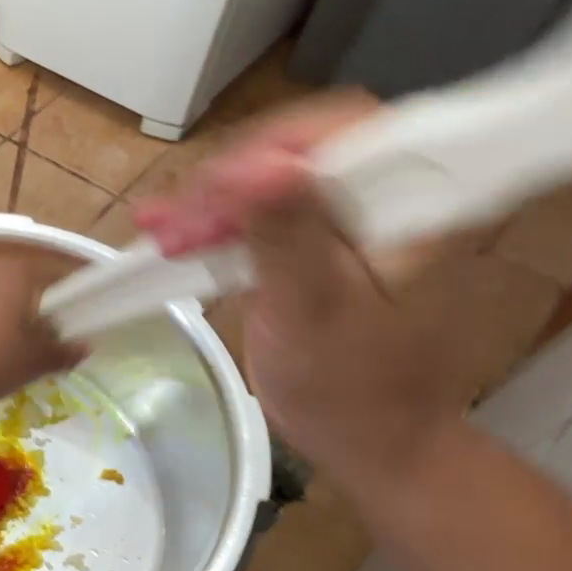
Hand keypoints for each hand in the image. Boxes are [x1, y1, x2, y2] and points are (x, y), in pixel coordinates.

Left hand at [0, 255, 85, 411]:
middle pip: (27, 282)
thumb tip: (83, 346)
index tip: (82, 323)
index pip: (60, 276)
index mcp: (19, 270)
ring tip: (14, 347)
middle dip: (41, 307)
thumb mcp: (33, 363)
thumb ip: (63, 351)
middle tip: (49, 339)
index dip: (75, 300)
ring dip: (10, 314)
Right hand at [133, 95, 468, 491]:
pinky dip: (210, 222)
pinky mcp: (309, 243)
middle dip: (230, 180)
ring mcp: (342, 220)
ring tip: (158, 229)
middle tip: (177, 223)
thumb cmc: (349, 387)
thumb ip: (290, 235)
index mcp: (413, 204)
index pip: (348, 131)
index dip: (275, 147)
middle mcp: (383, 198)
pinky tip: (164, 230)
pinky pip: (256, 215)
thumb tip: (260, 165)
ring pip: (268, 181)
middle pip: (297, 151)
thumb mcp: (315, 310)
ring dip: (208, 202)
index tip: (217, 190)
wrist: (362, 439)